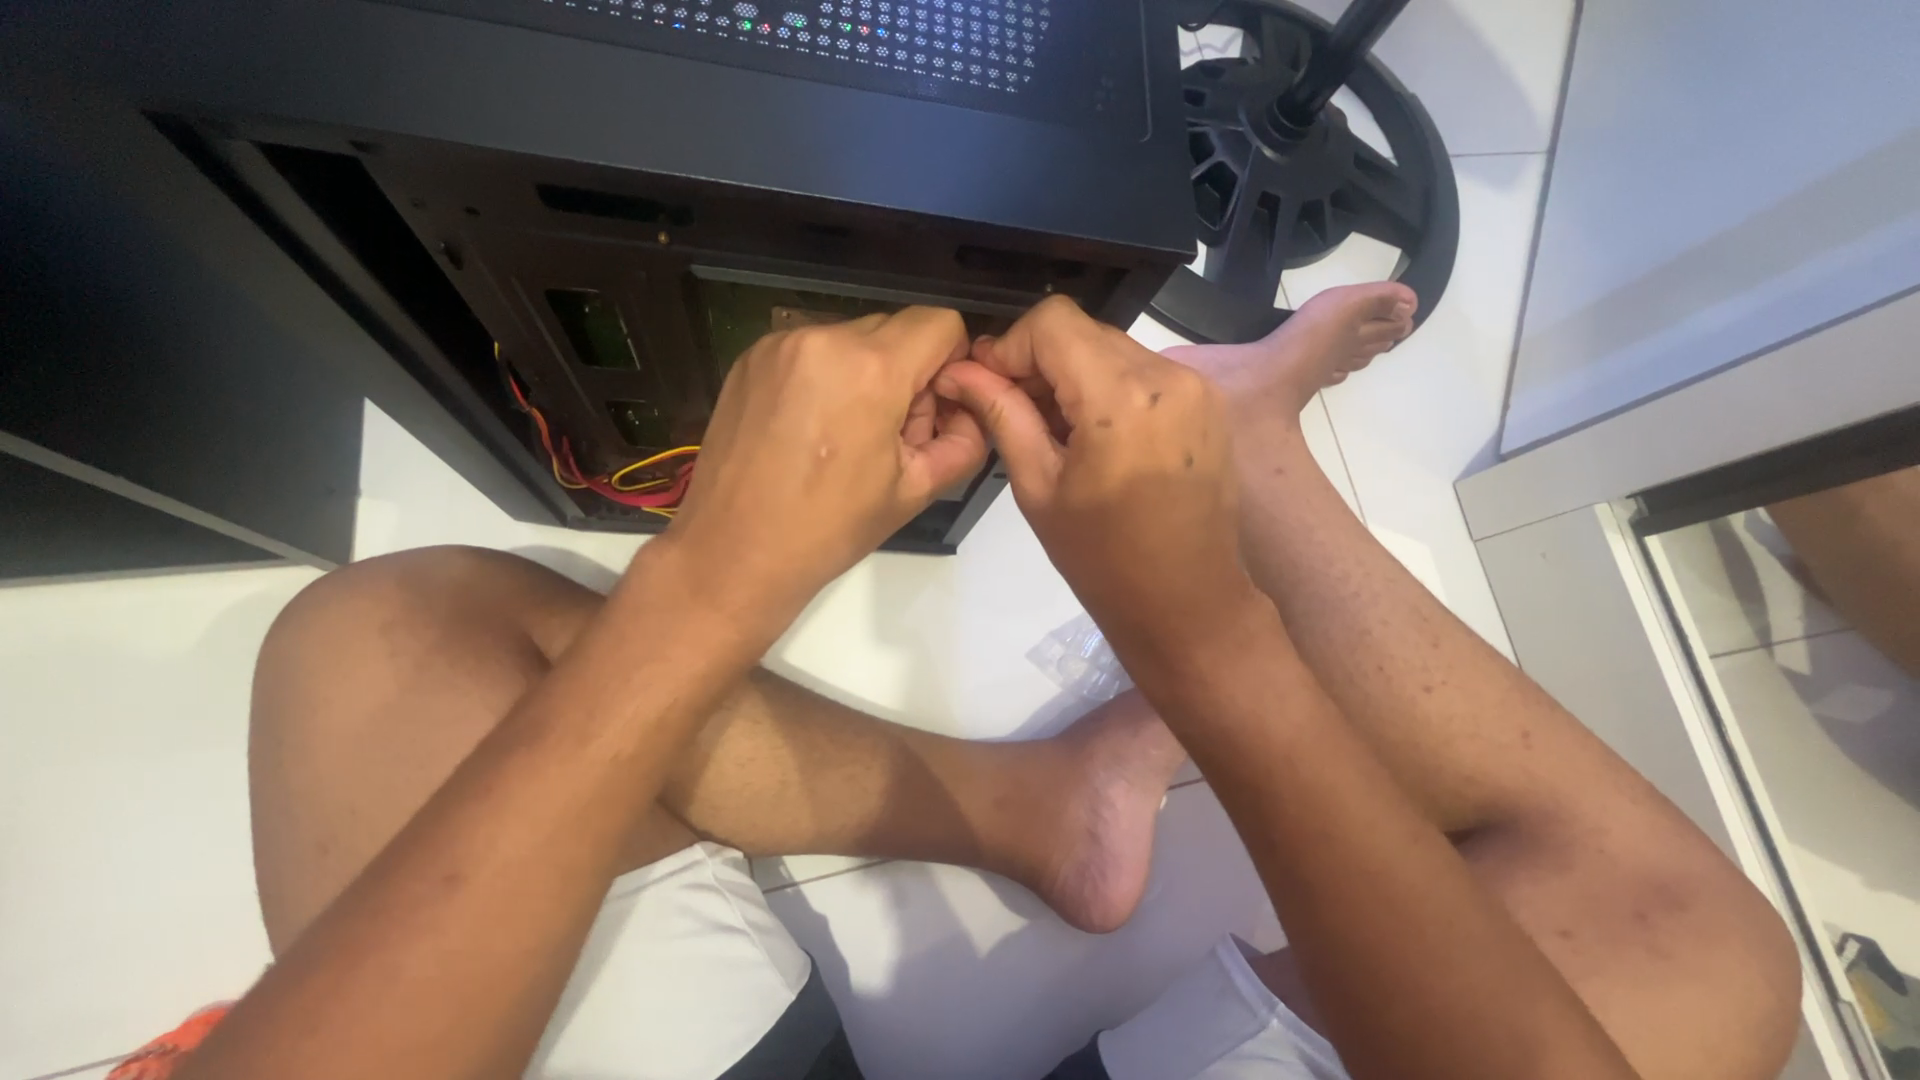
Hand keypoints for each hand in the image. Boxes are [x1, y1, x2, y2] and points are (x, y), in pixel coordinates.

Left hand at [667, 306, 986, 613]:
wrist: (734, 552)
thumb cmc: (829, 529)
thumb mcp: (916, 490)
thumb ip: (964, 440)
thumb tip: (970, 407)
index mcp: (871, 369)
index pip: (940, 323)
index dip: (952, 362)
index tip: (936, 406)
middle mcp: (823, 339)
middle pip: (895, 328)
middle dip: (908, 371)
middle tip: (891, 433)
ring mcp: (779, 344)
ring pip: (852, 338)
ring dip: (866, 373)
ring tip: (845, 435)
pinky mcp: (750, 358)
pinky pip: (812, 350)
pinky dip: (825, 376)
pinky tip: (810, 428)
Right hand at [935, 296, 1257, 654]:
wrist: (1187, 603)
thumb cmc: (1103, 559)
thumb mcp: (1038, 487)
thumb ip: (1002, 415)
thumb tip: (960, 371)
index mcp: (1120, 399)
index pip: (1053, 321)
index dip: (1011, 345)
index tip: (991, 386)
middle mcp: (1168, 376)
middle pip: (1084, 331)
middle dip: (1040, 361)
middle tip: (1015, 411)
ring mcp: (1197, 386)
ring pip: (1114, 348)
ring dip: (1075, 374)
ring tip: (1056, 430)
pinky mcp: (1209, 403)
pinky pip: (1145, 371)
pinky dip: (1110, 387)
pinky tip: (1095, 436)